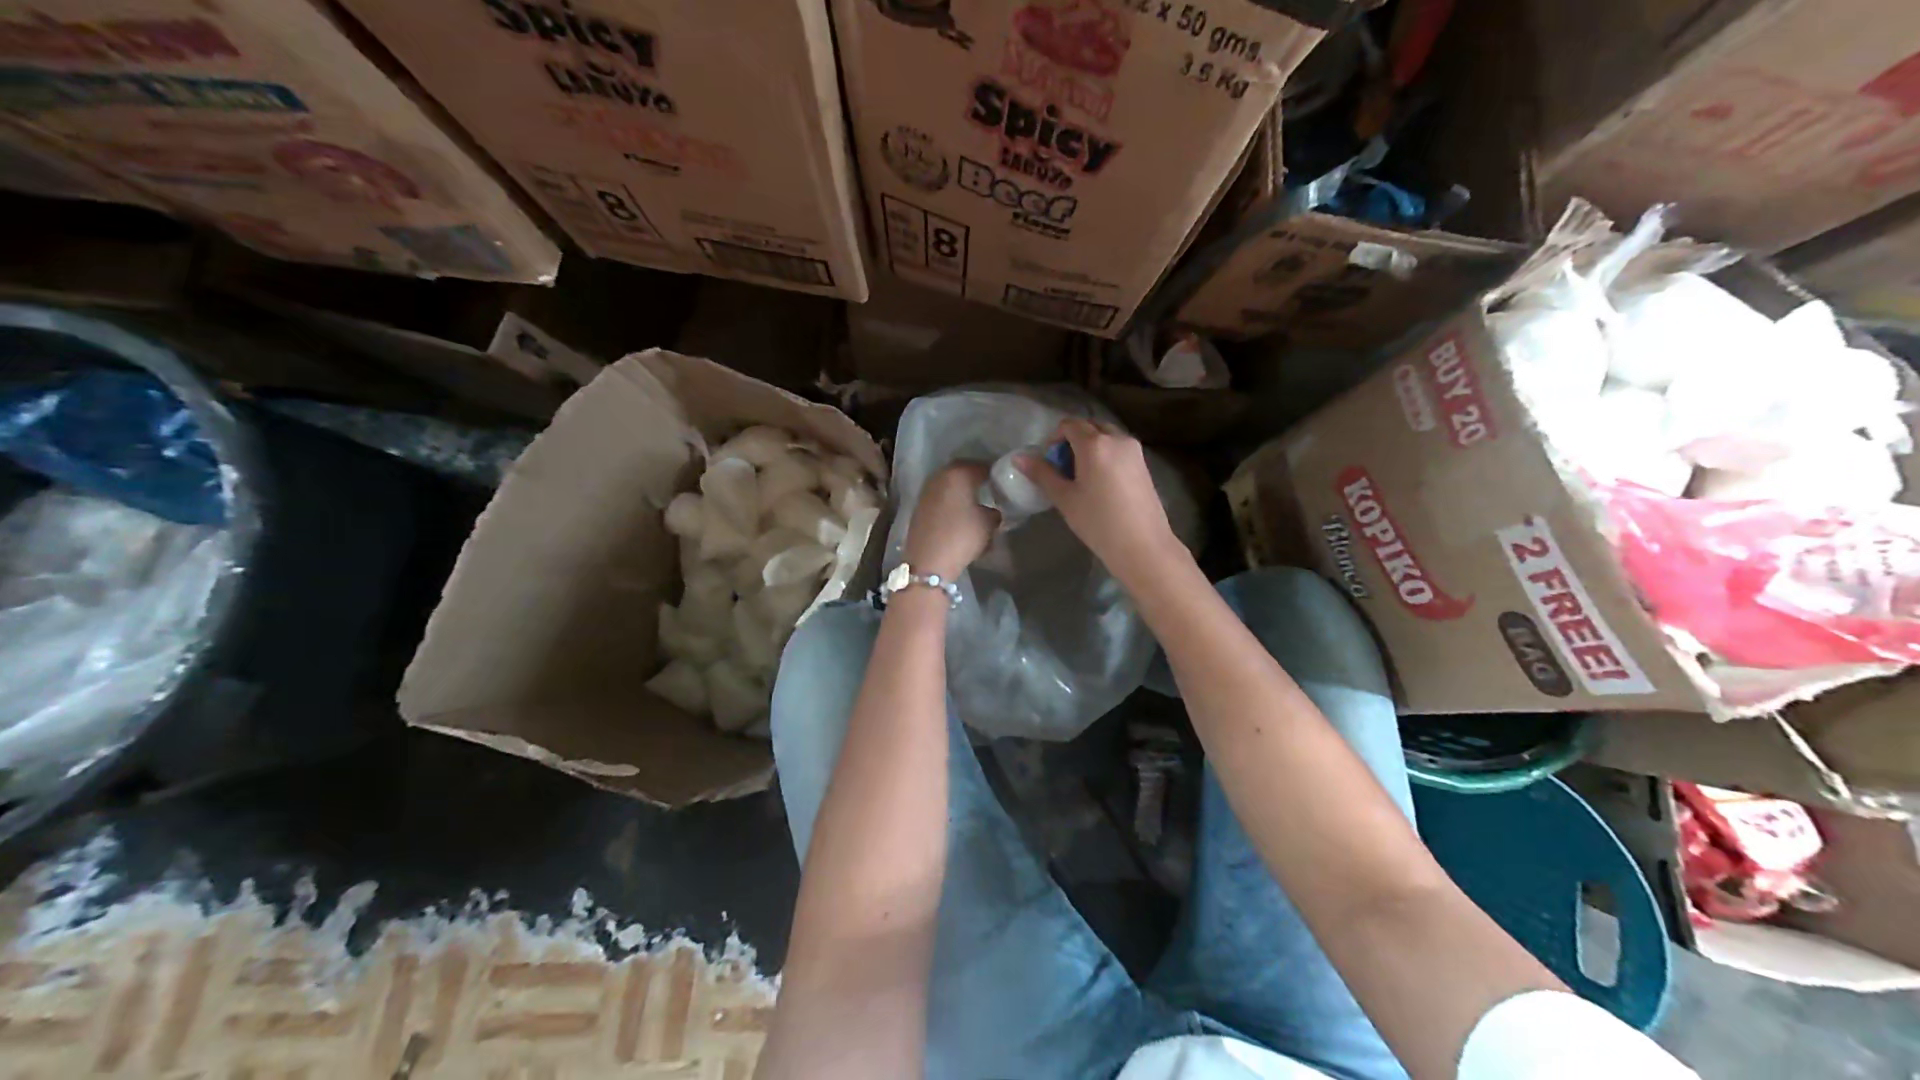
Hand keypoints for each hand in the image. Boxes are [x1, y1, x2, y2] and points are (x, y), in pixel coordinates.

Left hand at [903, 463, 999, 579]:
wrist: (928, 561)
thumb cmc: (962, 536)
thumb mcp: (988, 525)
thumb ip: (994, 513)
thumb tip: (992, 511)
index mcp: (959, 474)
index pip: (982, 467)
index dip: (994, 474)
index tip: (1002, 484)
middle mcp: (940, 476)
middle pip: (962, 473)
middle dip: (976, 480)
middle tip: (989, 490)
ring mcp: (927, 491)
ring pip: (949, 485)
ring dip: (961, 491)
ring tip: (974, 503)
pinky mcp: (919, 507)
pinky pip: (940, 498)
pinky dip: (950, 502)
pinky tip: (958, 515)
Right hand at [1018, 417, 1181, 582]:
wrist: (1143, 545)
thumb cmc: (1098, 522)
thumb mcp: (1065, 498)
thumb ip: (1042, 474)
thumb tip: (1019, 457)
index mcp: (1095, 443)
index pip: (1069, 425)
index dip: (1054, 439)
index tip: (1049, 463)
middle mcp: (1117, 438)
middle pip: (1089, 426)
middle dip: (1073, 441)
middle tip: (1064, 469)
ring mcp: (1134, 450)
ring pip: (1106, 436)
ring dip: (1090, 447)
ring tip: (1082, 477)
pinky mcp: (1144, 464)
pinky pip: (1118, 448)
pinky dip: (1105, 455)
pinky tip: (1101, 484)